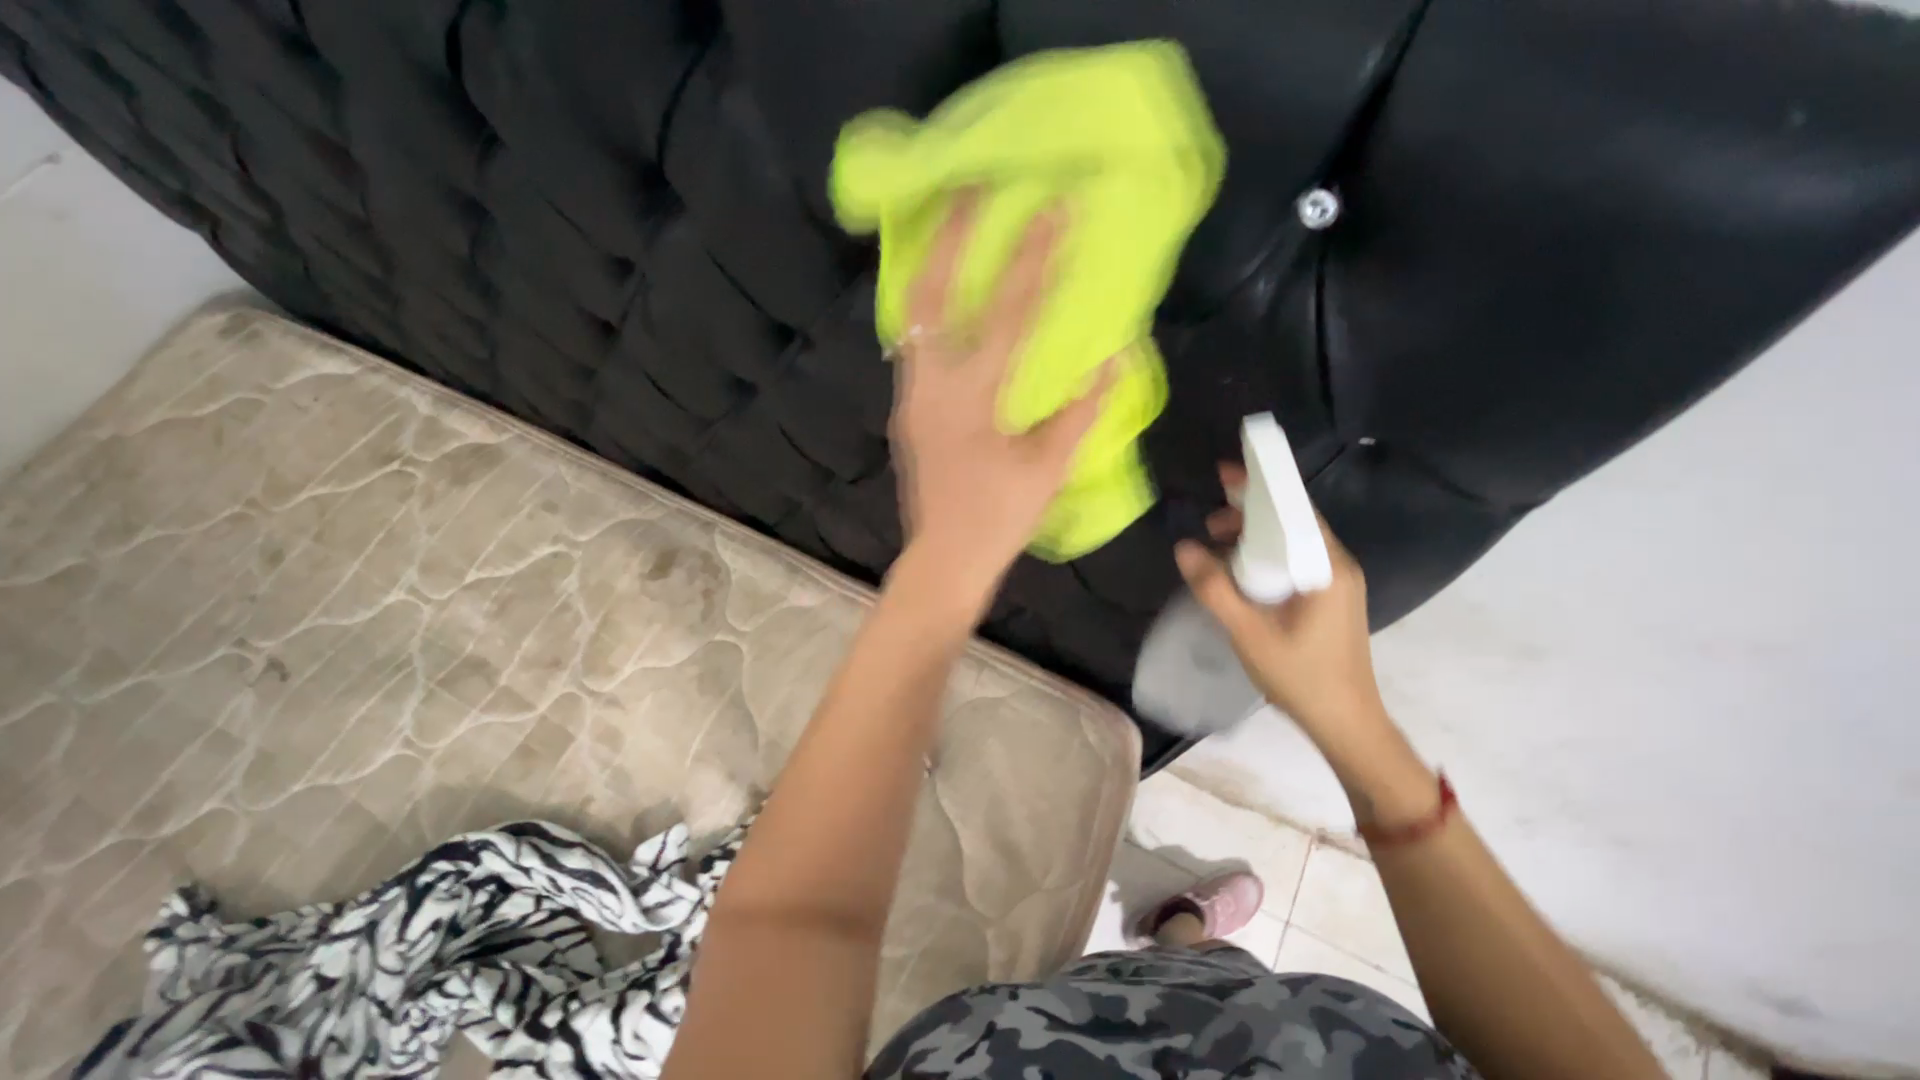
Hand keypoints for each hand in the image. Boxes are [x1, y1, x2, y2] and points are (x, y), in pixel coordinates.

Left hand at [889, 195, 1115, 602]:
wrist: (944, 558)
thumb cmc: (1001, 517)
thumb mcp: (1051, 466)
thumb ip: (1083, 408)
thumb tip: (1118, 354)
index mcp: (974, 396)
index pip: (1009, 312)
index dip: (1035, 256)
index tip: (1053, 206)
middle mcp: (931, 385)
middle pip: (931, 295)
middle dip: (950, 238)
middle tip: (965, 188)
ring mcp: (910, 396)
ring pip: (911, 317)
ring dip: (931, 268)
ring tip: (948, 228)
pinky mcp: (905, 410)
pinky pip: (911, 344)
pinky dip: (926, 309)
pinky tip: (943, 297)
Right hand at [1174, 465, 1386, 738]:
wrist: (1347, 723)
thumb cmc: (1301, 677)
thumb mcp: (1249, 633)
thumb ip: (1215, 589)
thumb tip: (1184, 548)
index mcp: (1327, 567)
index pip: (1295, 509)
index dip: (1260, 488)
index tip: (1225, 475)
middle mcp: (1338, 567)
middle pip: (1294, 523)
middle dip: (1251, 515)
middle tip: (1210, 525)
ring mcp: (1337, 585)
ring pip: (1294, 545)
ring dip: (1256, 540)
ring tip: (1217, 550)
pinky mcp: (1331, 602)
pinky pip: (1297, 565)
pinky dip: (1267, 560)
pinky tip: (1240, 576)